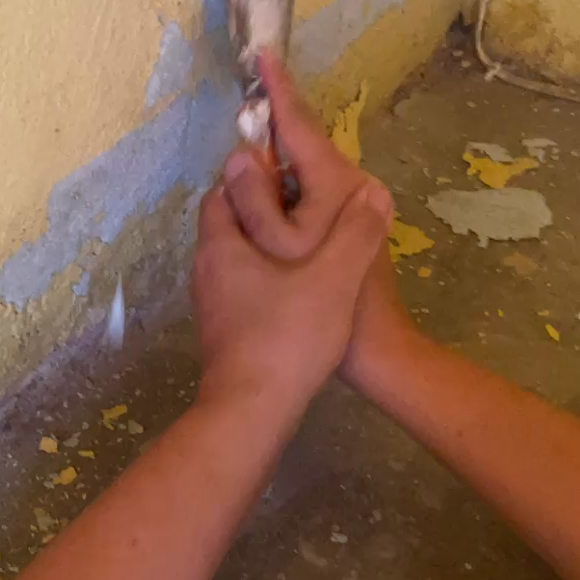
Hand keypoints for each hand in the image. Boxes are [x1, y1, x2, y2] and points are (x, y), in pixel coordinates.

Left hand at [192, 170, 391, 414]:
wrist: (251, 409)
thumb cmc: (286, 337)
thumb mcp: (334, 279)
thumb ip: (356, 233)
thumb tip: (374, 192)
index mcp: (221, 245)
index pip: (223, 190)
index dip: (252, 174)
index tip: (289, 170)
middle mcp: (206, 269)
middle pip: (229, 222)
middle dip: (262, 208)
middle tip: (307, 204)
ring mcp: (210, 302)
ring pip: (235, 256)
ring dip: (266, 244)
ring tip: (310, 241)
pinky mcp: (220, 328)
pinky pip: (240, 285)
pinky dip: (265, 275)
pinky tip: (298, 286)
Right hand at [221, 52, 423, 393]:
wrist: (379, 355)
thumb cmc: (334, 308)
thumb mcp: (283, 250)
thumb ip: (257, 201)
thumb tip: (238, 157)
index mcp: (341, 186)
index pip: (302, 128)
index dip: (279, 91)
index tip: (263, 54)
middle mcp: (353, 190)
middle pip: (300, 150)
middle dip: (269, 131)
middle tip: (239, 115)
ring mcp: (351, 212)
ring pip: (300, 177)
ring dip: (271, 166)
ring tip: (240, 159)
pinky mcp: (343, 234)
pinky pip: (303, 199)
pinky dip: (278, 194)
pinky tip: (258, 203)